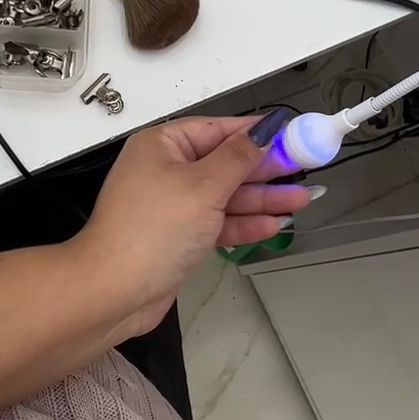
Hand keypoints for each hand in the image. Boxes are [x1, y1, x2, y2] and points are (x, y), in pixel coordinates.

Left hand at [70, 115, 311, 339]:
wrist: (114, 290)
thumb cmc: (149, 232)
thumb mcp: (203, 186)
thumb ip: (238, 158)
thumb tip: (263, 131)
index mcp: (162, 145)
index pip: (217, 129)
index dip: (255, 132)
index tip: (291, 134)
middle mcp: (165, 170)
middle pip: (225, 162)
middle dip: (265, 168)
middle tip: (304, 168)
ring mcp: (172, 205)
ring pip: (225, 195)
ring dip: (262, 198)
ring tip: (301, 198)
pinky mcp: (179, 236)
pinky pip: (218, 222)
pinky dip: (244, 223)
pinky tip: (274, 224)